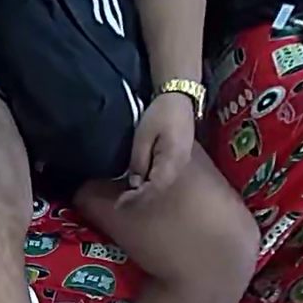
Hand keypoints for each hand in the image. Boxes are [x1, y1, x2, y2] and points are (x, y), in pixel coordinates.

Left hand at [116, 91, 196, 209]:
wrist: (179, 98)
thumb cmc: (160, 114)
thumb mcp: (143, 137)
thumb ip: (139, 162)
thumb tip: (134, 184)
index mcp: (172, 160)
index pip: (154, 187)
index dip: (137, 198)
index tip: (120, 203)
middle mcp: (180, 166)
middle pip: (158, 190)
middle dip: (139, 199)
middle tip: (121, 203)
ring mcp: (181, 164)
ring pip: (161, 186)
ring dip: (145, 194)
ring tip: (128, 198)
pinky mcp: (179, 161)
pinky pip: (164, 179)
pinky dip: (151, 185)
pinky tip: (139, 187)